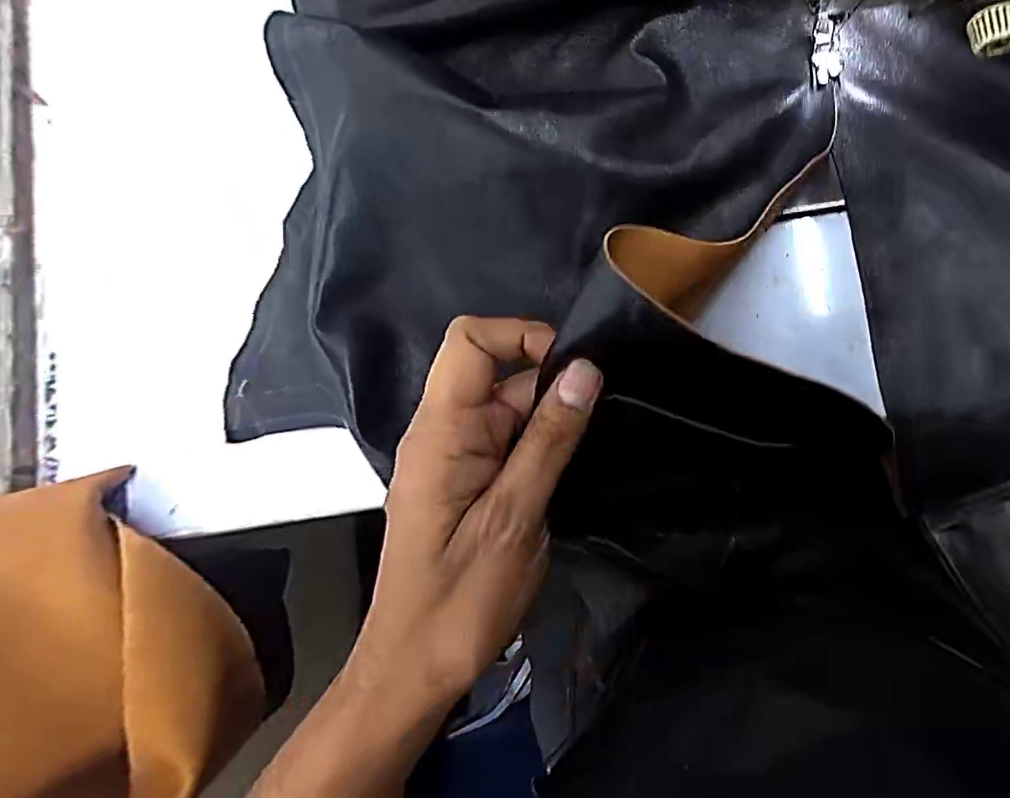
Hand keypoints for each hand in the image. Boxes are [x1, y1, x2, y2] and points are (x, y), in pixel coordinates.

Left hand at [356, 317, 600, 701]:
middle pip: (502, 372)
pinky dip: (546, 442)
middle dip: (553, 387)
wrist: (414, 674)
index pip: (470, 342)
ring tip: (587, 452)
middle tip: (595, 425)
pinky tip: (570, 469)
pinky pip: (513, 436)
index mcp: (441, 432)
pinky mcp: (472, 477)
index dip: (522, 335)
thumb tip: (585, 371)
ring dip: (553, 419)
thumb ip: (550, 439)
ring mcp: (457, 455)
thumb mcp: (515, 517)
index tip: (573, 369)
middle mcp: (444, 432)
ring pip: (514, 405)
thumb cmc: (458, 603)